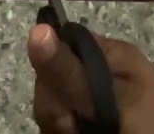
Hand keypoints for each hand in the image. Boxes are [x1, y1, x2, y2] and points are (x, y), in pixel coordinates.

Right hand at [28, 23, 153, 133]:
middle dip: (55, 111)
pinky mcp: (98, 129)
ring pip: (56, 110)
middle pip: (53, 82)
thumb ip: (73, 75)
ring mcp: (100, 108)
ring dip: (59, 129)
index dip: (49, 71)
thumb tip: (35, 30)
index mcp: (111, 57)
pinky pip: (64, 128)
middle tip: (75, 132)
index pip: (59, 44)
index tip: (61, 106)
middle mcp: (102, 77)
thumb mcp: (117, 105)